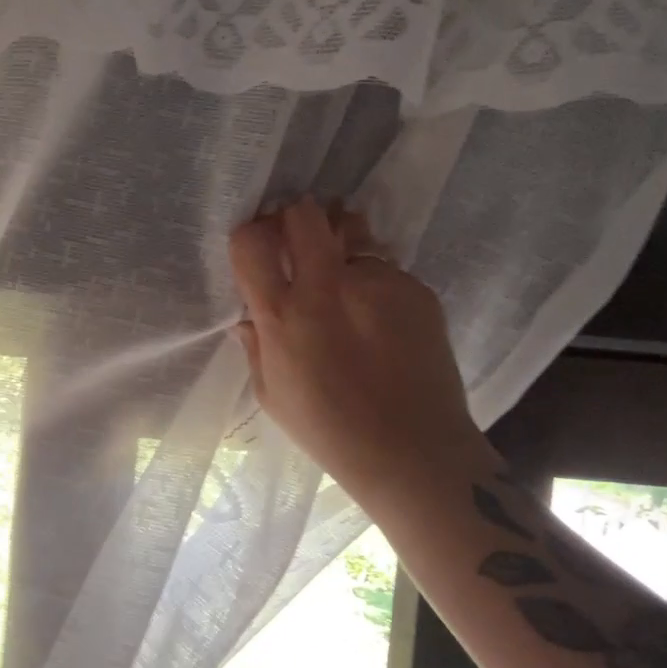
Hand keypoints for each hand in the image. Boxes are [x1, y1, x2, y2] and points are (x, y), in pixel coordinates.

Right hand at [228, 199, 478, 500]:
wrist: (415, 453)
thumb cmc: (328, 430)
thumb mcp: (270, 393)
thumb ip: (257, 345)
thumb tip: (251, 316)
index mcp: (284, 316)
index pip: (251, 242)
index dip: (249, 235)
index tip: (255, 247)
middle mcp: (329, 288)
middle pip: (304, 215)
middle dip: (292, 218)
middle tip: (294, 240)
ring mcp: (379, 283)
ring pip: (350, 231)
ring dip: (336, 243)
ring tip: (339, 273)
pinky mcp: (417, 290)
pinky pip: (384, 267)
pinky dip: (372, 280)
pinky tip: (377, 315)